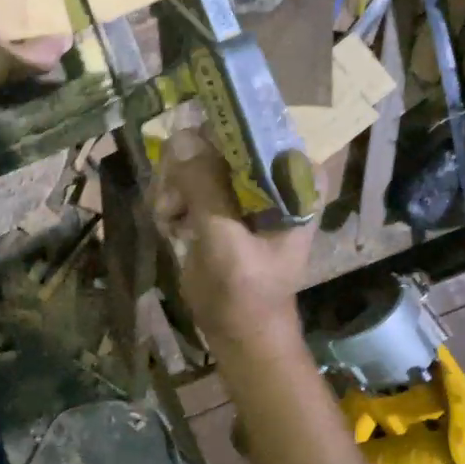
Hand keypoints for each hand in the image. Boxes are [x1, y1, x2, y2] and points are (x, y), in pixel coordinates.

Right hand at [156, 129, 317, 346]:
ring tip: (169, 216)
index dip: (220, 129)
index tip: (188, 150)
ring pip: (195, 154)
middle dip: (187, 165)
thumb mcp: (224, 241)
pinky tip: (170, 222)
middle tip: (172, 198)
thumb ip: (206, 188)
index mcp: (296, 181)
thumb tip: (182, 138)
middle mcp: (273, 174)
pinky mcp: (221, 198)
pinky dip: (172, 194)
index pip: (259, 127)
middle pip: (218, 137)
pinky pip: (186, 174)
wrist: (240, 335)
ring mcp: (244, 185)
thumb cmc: (245, 294)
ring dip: (174, 183)